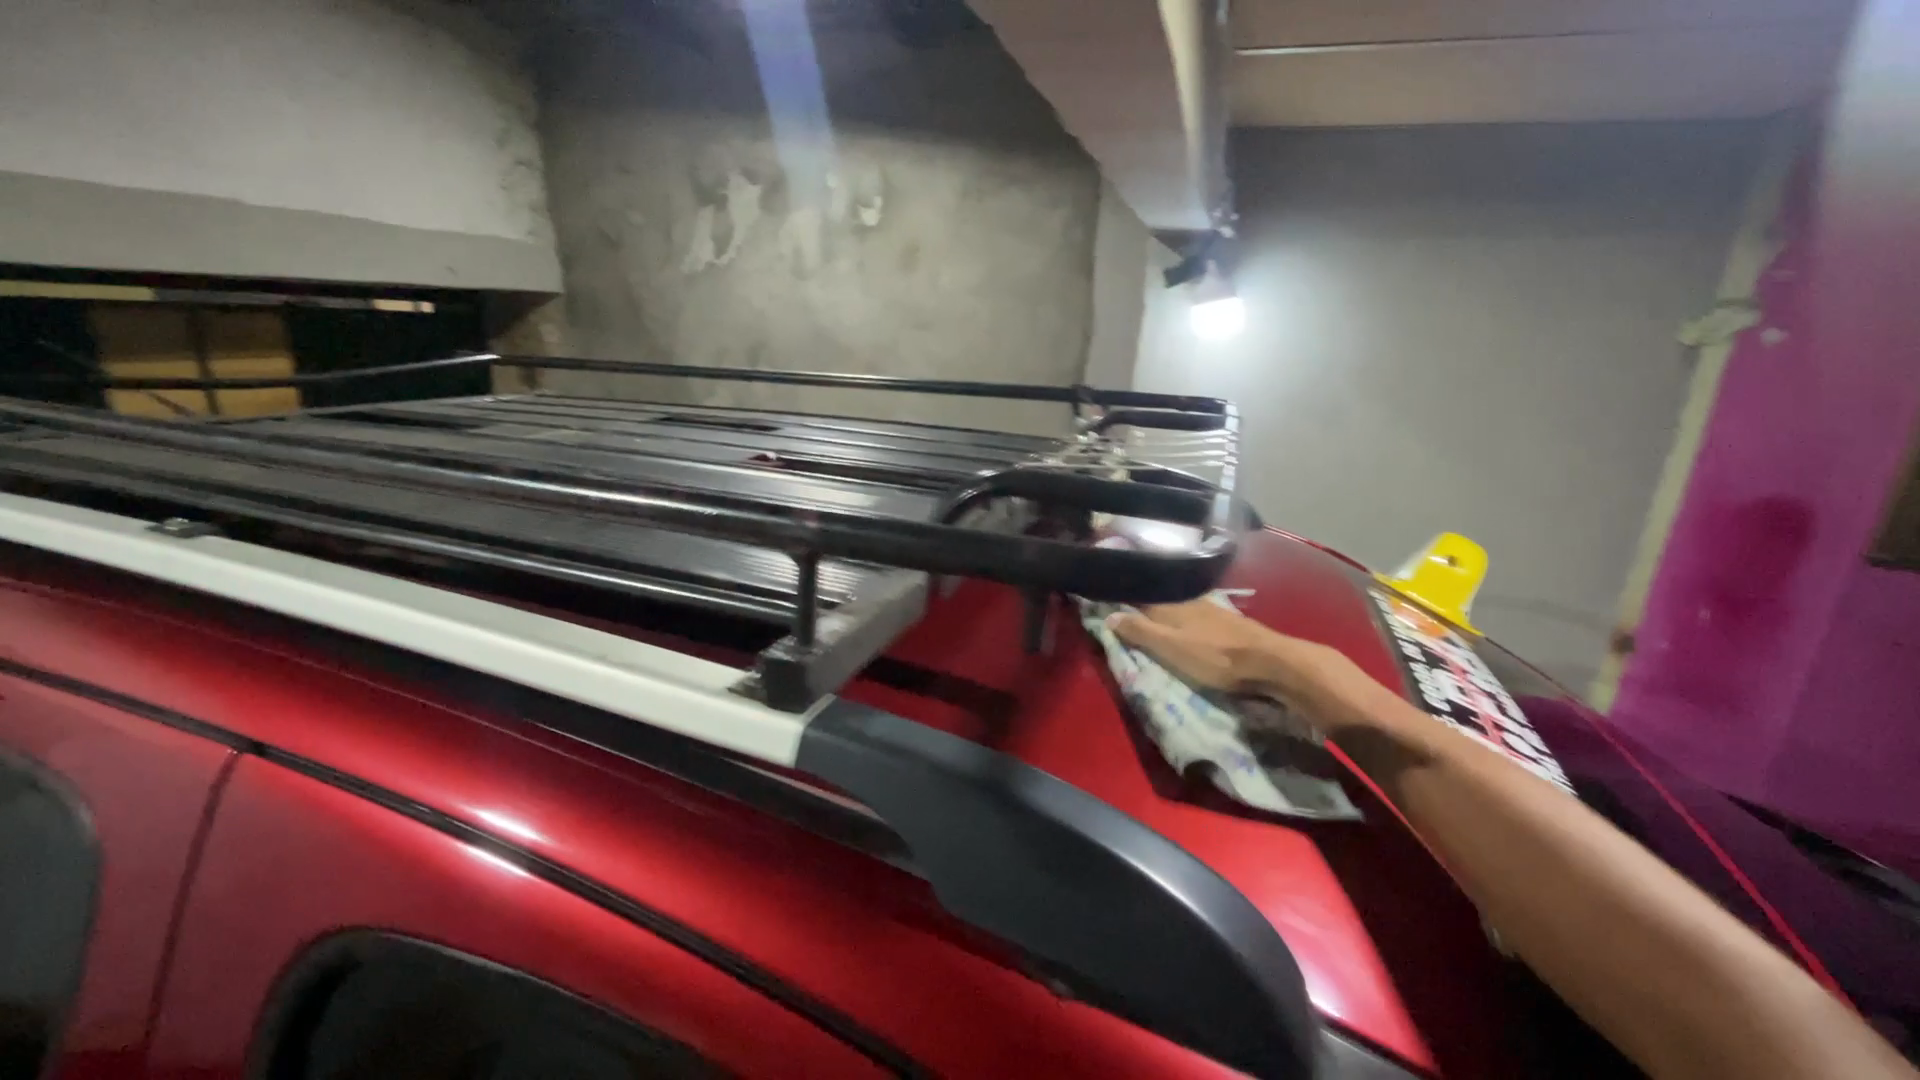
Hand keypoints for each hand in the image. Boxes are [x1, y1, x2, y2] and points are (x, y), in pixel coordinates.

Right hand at [1106, 599, 1367, 721]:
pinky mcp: (1227, 621)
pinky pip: (1195, 610)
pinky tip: (1185, 616)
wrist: (1270, 661)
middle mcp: (1189, 601)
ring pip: (1179, 602)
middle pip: (1160, 597)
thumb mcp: (1171, 649)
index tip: (1103, 592)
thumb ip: (1141, 632)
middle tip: (1123, 596)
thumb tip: (1108, 614)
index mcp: (1171, 606)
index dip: (1122, 596)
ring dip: (1163, 603)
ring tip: (1150, 604)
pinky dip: (1183, 612)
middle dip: (1142, 596)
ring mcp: (1211, 609)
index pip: (1140, 596)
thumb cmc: (1215, 657)